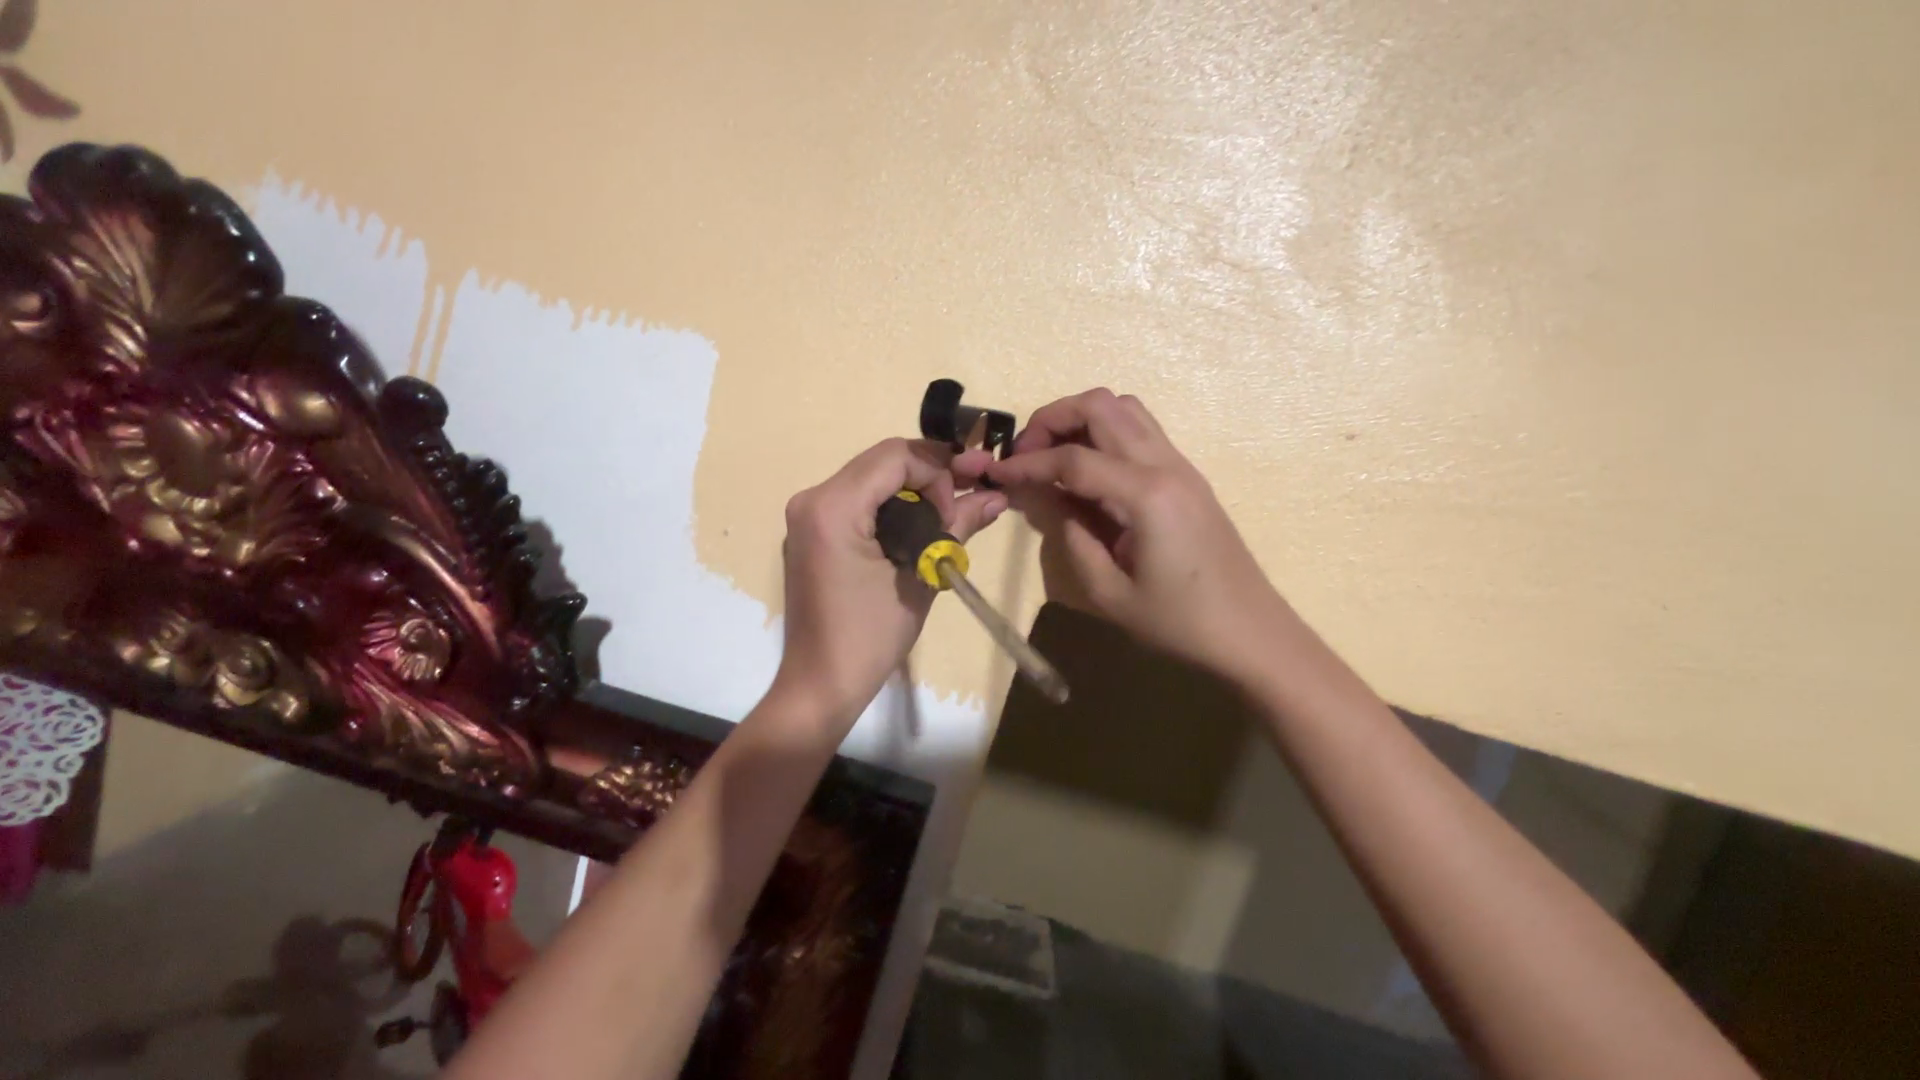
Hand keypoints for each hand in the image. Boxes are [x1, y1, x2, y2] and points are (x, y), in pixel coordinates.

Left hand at [772, 438, 1005, 728]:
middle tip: (968, 500)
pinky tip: (919, 531)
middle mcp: (813, 499)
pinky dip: (892, 507)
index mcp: (832, 507)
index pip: (896, 457)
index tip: (955, 513)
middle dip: (930, 477)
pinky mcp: (812, 532)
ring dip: (913, 492)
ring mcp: (808, 515)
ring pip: (872, 478)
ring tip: (947, 522)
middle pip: (883, 462)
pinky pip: (858, 500)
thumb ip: (956, 528)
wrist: (821, 684)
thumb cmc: (870, 638)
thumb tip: (997, 496)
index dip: (937, 473)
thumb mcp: (921, 579)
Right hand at [969, 388, 1288, 681]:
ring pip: (1124, 407)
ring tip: (1053, 455)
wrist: (1250, 631)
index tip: (997, 473)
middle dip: (1053, 418)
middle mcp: (1165, 465)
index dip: (1028, 462)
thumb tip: (1047, 498)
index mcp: (1146, 495)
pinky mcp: (1186, 475)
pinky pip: (1140, 429)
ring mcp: (1181, 465)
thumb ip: (1071, 537)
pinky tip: (1088, 470)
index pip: (1073, 458)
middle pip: (1101, 405)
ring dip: (1081, 418)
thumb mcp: (1109, 593)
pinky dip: (1105, 431)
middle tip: (1025, 454)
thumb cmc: (1179, 623)